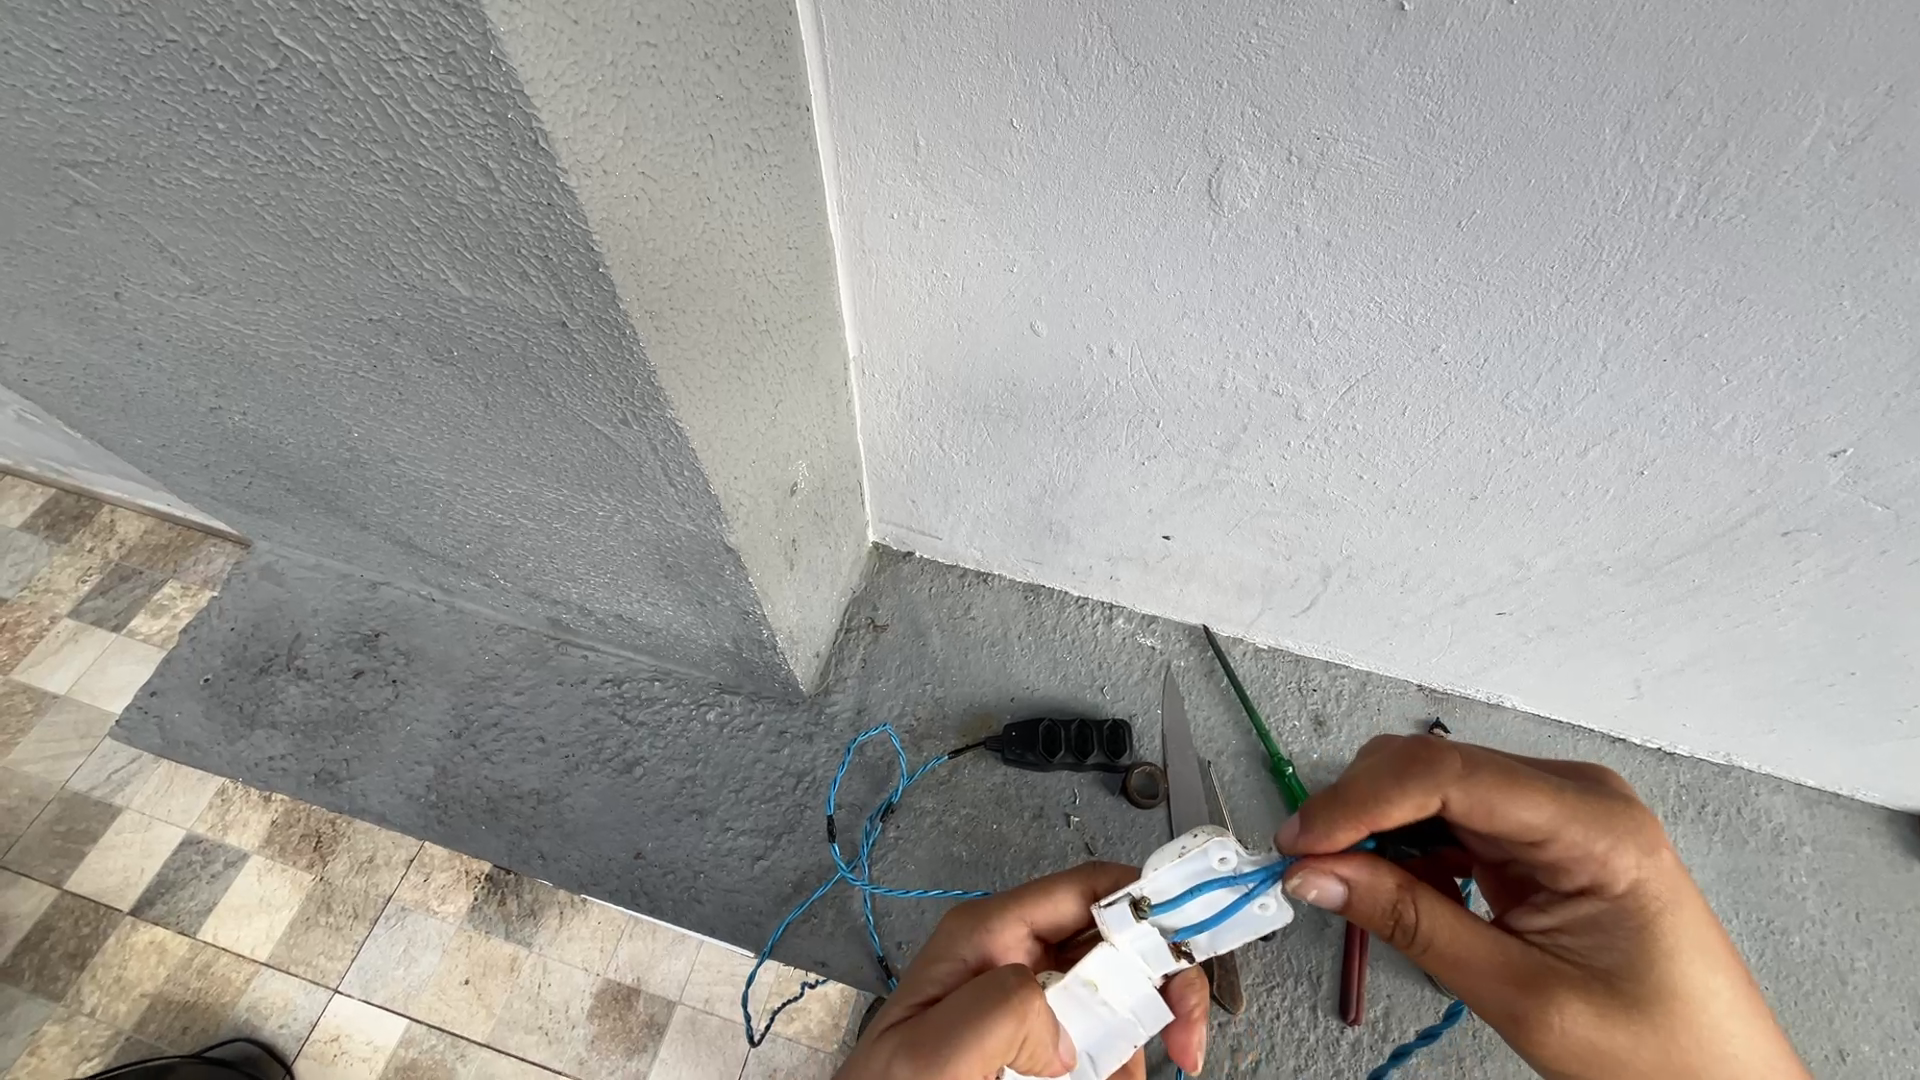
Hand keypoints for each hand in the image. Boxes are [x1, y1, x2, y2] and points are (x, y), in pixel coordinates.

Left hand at [835, 862, 1209, 1079]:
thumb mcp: (935, 1051)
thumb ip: (1002, 1008)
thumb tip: (1064, 1023)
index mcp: (992, 931)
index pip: (1087, 888)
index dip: (1149, 904)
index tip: (1195, 949)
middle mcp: (1014, 953)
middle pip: (1112, 941)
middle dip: (1156, 982)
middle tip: (1185, 1041)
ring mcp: (1025, 999)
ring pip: (1112, 995)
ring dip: (1138, 1038)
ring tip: (1132, 1079)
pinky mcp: (1033, 1043)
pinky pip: (1096, 1042)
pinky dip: (1118, 1065)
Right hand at [1277, 734, 1807, 1079]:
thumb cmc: (1655, 1057)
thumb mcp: (1522, 996)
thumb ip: (1407, 921)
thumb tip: (1306, 872)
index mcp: (1593, 824)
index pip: (1443, 775)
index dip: (1357, 801)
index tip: (1296, 844)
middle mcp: (1568, 792)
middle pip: (1424, 767)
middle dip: (1355, 810)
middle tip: (1306, 864)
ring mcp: (1549, 805)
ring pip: (1420, 783)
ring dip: (1370, 826)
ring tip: (1346, 880)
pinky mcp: (1529, 828)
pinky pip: (1438, 812)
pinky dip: (1397, 842)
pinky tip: (1392, 882)